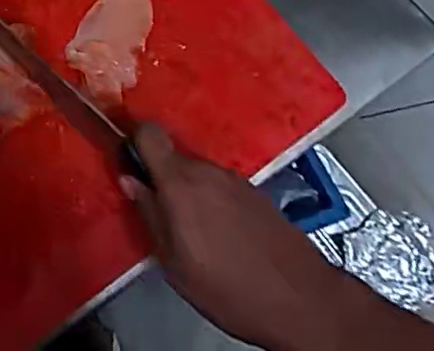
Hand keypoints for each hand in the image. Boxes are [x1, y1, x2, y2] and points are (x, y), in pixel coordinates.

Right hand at [121, 123, 361, 350]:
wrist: (303, 300)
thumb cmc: (229, 287)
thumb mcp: (175, 263)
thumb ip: (149, 215)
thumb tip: (130, 181)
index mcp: (179, 182)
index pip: (149, 132)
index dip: (136, 139)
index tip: (131, 160)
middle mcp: (205, 169)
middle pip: (173, 157)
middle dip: (164, 178)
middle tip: (164, 213)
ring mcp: (233, 178)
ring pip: (198, 172)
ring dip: (191, 191)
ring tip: (198, 232)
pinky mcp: (255, 191)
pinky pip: (221, 185)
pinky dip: (215, 201)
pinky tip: (225, 235)